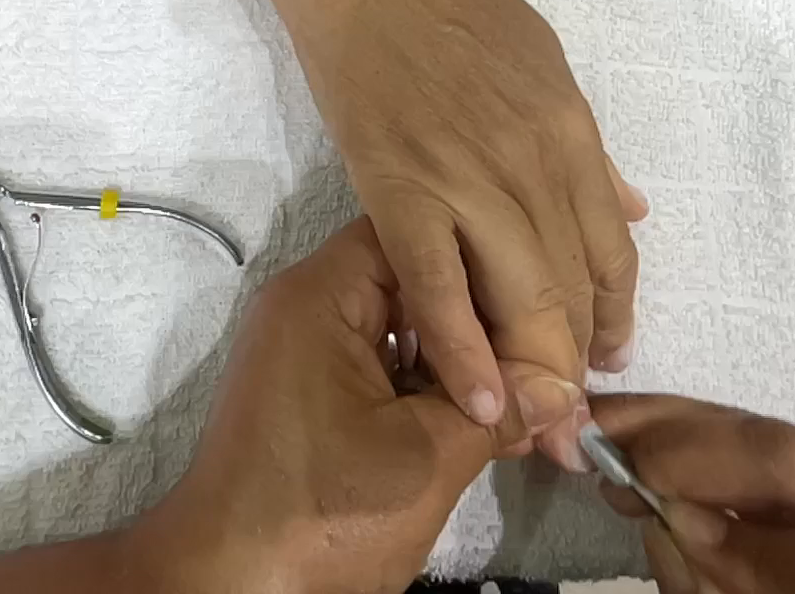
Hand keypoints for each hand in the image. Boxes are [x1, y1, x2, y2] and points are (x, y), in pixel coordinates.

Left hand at [135, 218, 531, 593]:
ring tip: (529, 398)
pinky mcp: (312, 384)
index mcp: (321, 293)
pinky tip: (484, 420)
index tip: (539, 295)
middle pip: (410, 282)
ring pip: (401, 326)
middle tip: (550, 361)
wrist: (228, 581)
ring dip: (461, 362)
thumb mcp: (422, 458)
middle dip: (480, 324)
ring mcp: (307, 344)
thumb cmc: (321, 509)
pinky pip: (381, 361)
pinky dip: (429, 385)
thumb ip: (498, 411)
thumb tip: (565, 385)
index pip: (410, 236)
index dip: (479, 259)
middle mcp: (308, 302)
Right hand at [279, 0, 647, 457]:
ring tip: (532, 418)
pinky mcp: (400, 188)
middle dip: (577, 363)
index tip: (603, 353)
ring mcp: (468, 179)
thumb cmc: (446, 2)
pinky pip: (438, 284)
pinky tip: (480, 399)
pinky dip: (463, 349)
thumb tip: (630, 208)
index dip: (614, 312)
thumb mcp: (540, 59)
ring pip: (521, 298)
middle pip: (572, 286)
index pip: (609, 247)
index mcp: (568, 129)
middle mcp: (533, 165)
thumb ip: (584, 144)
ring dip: (535, 369)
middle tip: (569, 415)